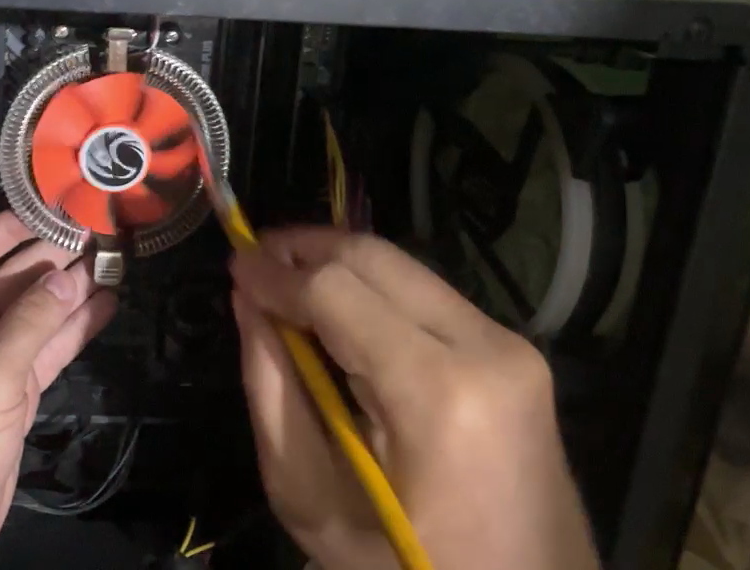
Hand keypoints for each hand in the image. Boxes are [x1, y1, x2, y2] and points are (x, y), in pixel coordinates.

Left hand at [0, 213, 117, 569]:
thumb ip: (30, 323)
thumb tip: (69, 276)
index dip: (10, 227)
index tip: (51, 205)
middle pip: (11, 282)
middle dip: (53, 261)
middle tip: (99, 234)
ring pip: (34, 316)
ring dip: (71, 294)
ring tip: (114, 263)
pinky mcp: (11, 394)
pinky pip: (45, 350)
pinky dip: (73, 331)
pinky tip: (105, 306)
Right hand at [231, 227, 599, 569]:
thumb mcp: (314, 501)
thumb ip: (272, 390)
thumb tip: (248, 302)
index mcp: (438, 394)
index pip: (337, 290)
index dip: (276, 272)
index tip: (232, 263)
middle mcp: (486, 348)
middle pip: (374, 258)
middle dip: (305, 249)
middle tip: (255, 261)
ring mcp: (511, 346)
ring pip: (402, 268)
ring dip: (337, 265)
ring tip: (286, 283)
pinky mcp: (516, 353)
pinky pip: (426, 296)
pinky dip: (372, 291)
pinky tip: (337, 314)